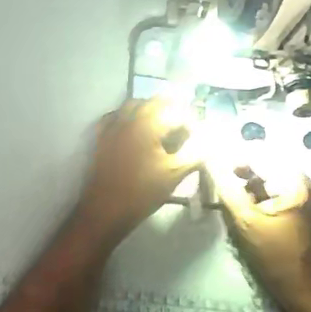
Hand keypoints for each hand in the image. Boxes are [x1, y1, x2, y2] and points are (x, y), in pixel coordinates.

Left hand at [73, 98, 201, 242]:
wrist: (107, 208)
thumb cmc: (143, 191)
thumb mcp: (175, 173)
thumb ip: (194, 154)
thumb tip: (209, 143)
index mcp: (148, 124)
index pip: (176, 113)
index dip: (190, 122)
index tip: (197, 135)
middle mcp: (129, 118)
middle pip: (154, 103)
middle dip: (171, 110)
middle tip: (183, 126)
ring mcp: (112, 126)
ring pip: (133, 106)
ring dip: (149, 110)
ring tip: (162, 126)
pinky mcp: (102, 137)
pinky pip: (115, 117)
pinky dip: (127, 117)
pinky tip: (134, 129)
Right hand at [209, 152, 310, 311]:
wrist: (306, 292)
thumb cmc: (277, 256)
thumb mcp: (247, 222)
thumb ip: (229, 192)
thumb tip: (213, 167)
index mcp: (298, 185)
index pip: (264, 158)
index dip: (238, 158)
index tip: (216, 163)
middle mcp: (309, 187)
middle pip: (271, 168)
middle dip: (245, 171)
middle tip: (221, 178)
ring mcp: (310, 202)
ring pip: (275, 182)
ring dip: (253, 184)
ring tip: (230, 192)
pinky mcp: (306, 215)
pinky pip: (281, 195)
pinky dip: (263, 196)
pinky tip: (246, 206)